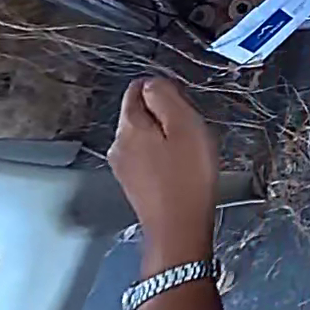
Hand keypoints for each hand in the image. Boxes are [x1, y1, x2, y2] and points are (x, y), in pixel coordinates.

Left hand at [108, 77, 220, 269]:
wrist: (179, 226)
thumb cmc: (188, 173)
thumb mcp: (185, 125)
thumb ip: (165, 98)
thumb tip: (151, 83)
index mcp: (129, 127)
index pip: (136, 90)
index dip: (162, 88)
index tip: (184, 103)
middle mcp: (118, 145)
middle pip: (140, 112)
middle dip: (164, 112)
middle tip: (191, 126)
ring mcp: (123, 166)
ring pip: (144, 133)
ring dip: (165, 133)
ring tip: (189, 146)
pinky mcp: (133, 182)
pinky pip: (147, 153)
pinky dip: (163, 151)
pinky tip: (180, 164)